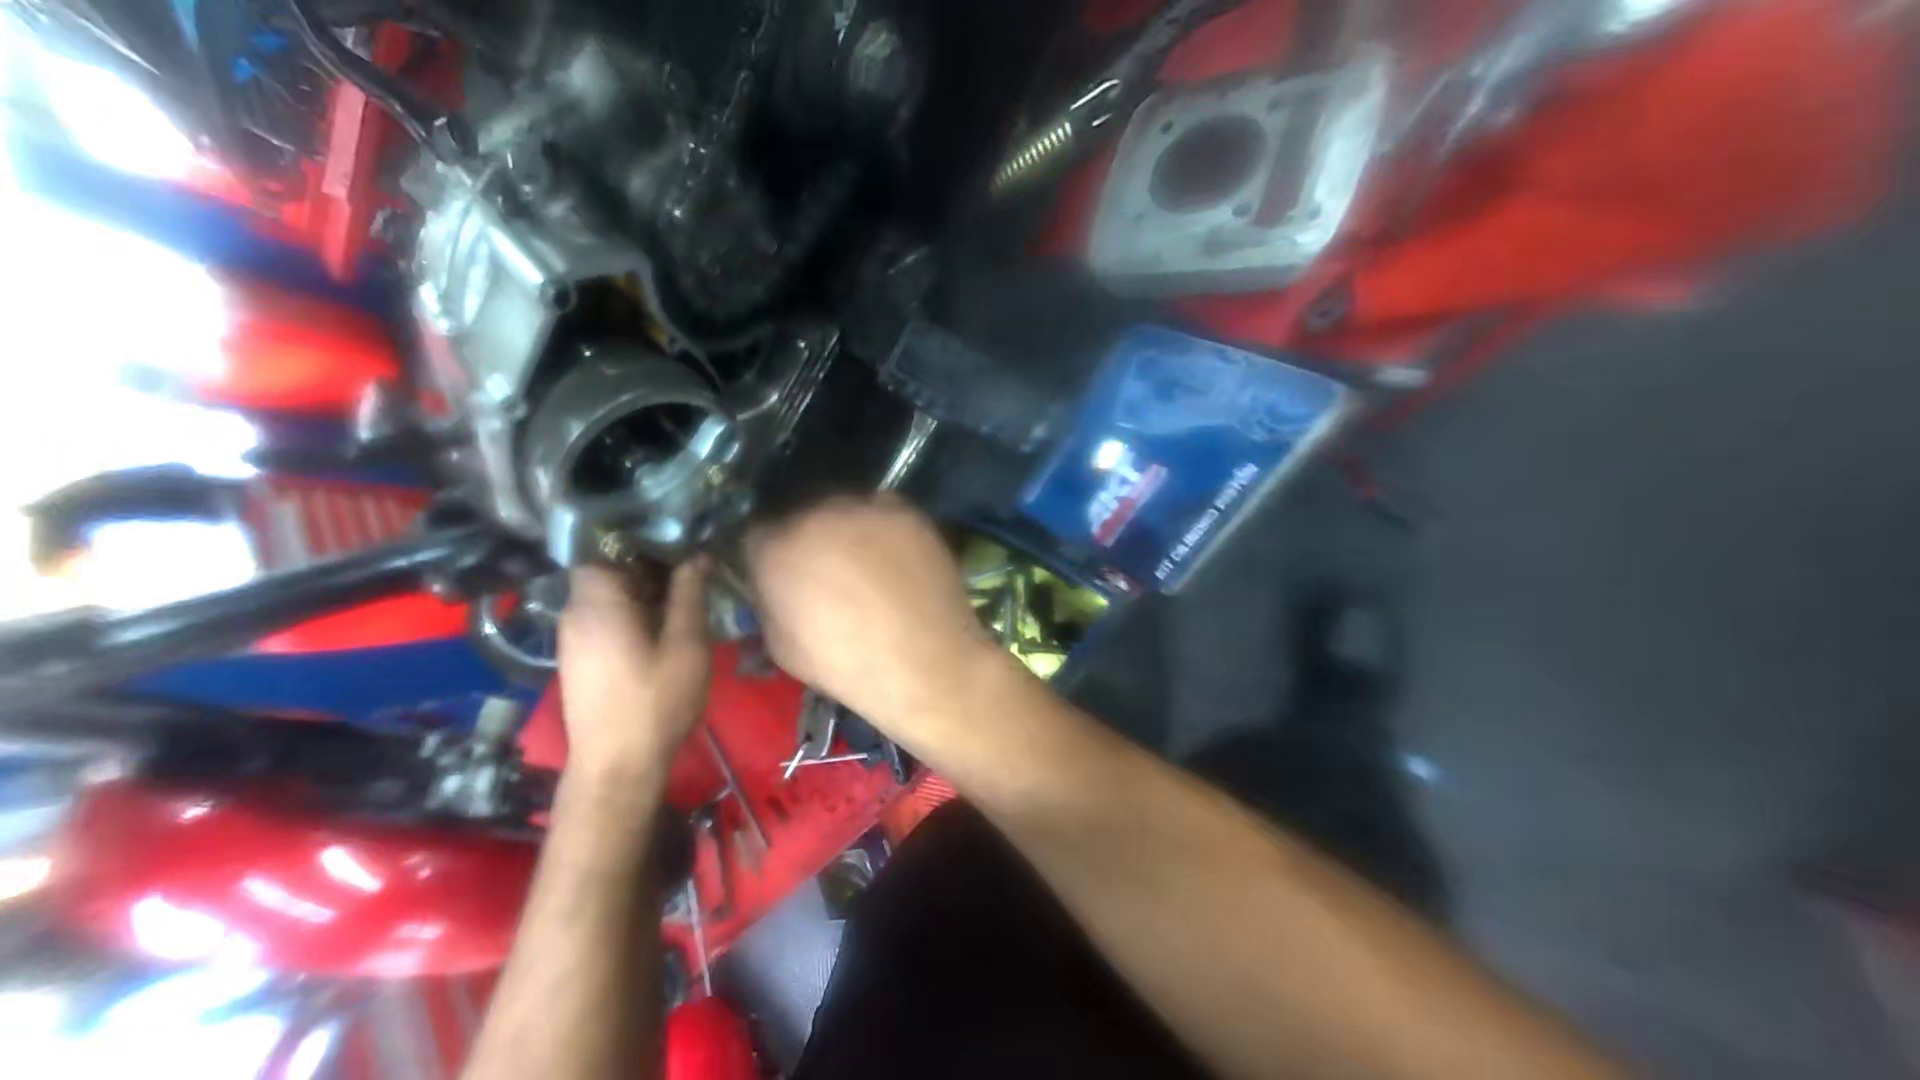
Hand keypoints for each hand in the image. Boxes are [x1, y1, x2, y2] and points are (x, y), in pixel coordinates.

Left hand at [557, 560, 710, 785]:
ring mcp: (572, 638)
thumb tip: (698, 554)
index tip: (675, 542)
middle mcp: (575, 614)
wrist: (617, 766)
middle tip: (689, 569)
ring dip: (640, 592)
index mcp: (596, 603)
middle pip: (605, 570)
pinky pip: (603, 617)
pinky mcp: (578, 658)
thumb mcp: (686, 645)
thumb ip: (690, 595)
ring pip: (605, 595)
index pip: (602, 547)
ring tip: (681, 598)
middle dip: (646, 566)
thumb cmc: (655, 702)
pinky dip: (630, 613)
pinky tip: (660, 629)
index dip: (638, 541)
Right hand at [746, 495, 995, 731]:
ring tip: (865, 564)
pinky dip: (882, 528)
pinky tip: (894, 558)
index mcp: (774, 548)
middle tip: (827, 570)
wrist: (925, 662)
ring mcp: (864, 507)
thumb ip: (769, 602)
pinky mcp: (905, 510)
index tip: (782, 575)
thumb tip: (774, 586)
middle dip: (807, 539)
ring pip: (843, 508)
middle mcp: (814, 514)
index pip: (757, 536)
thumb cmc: (846, 665)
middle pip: (800, 516)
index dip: (768, 557)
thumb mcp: (781, 647)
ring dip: (845, 529)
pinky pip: (882, 511)